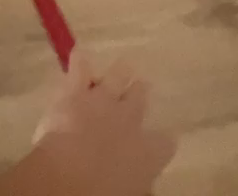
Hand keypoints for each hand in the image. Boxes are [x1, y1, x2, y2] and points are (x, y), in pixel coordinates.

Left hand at [31, 51, 176, 193]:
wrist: (71, 176)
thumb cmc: (104, 195)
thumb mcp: (133, 192)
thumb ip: (140, 185)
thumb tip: (143, 185)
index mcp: (148, 153)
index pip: (165, 143)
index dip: (163, 142)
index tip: (164, 140)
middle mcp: (129, 120)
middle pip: (140, 100)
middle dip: (140, 94)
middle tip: (141, 87)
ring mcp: (103, 100)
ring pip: (116, 77)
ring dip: (120, 73)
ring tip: (124, 67)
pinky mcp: (76, 91)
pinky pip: (81, 67)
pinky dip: (81, 61)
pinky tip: (79, 55)